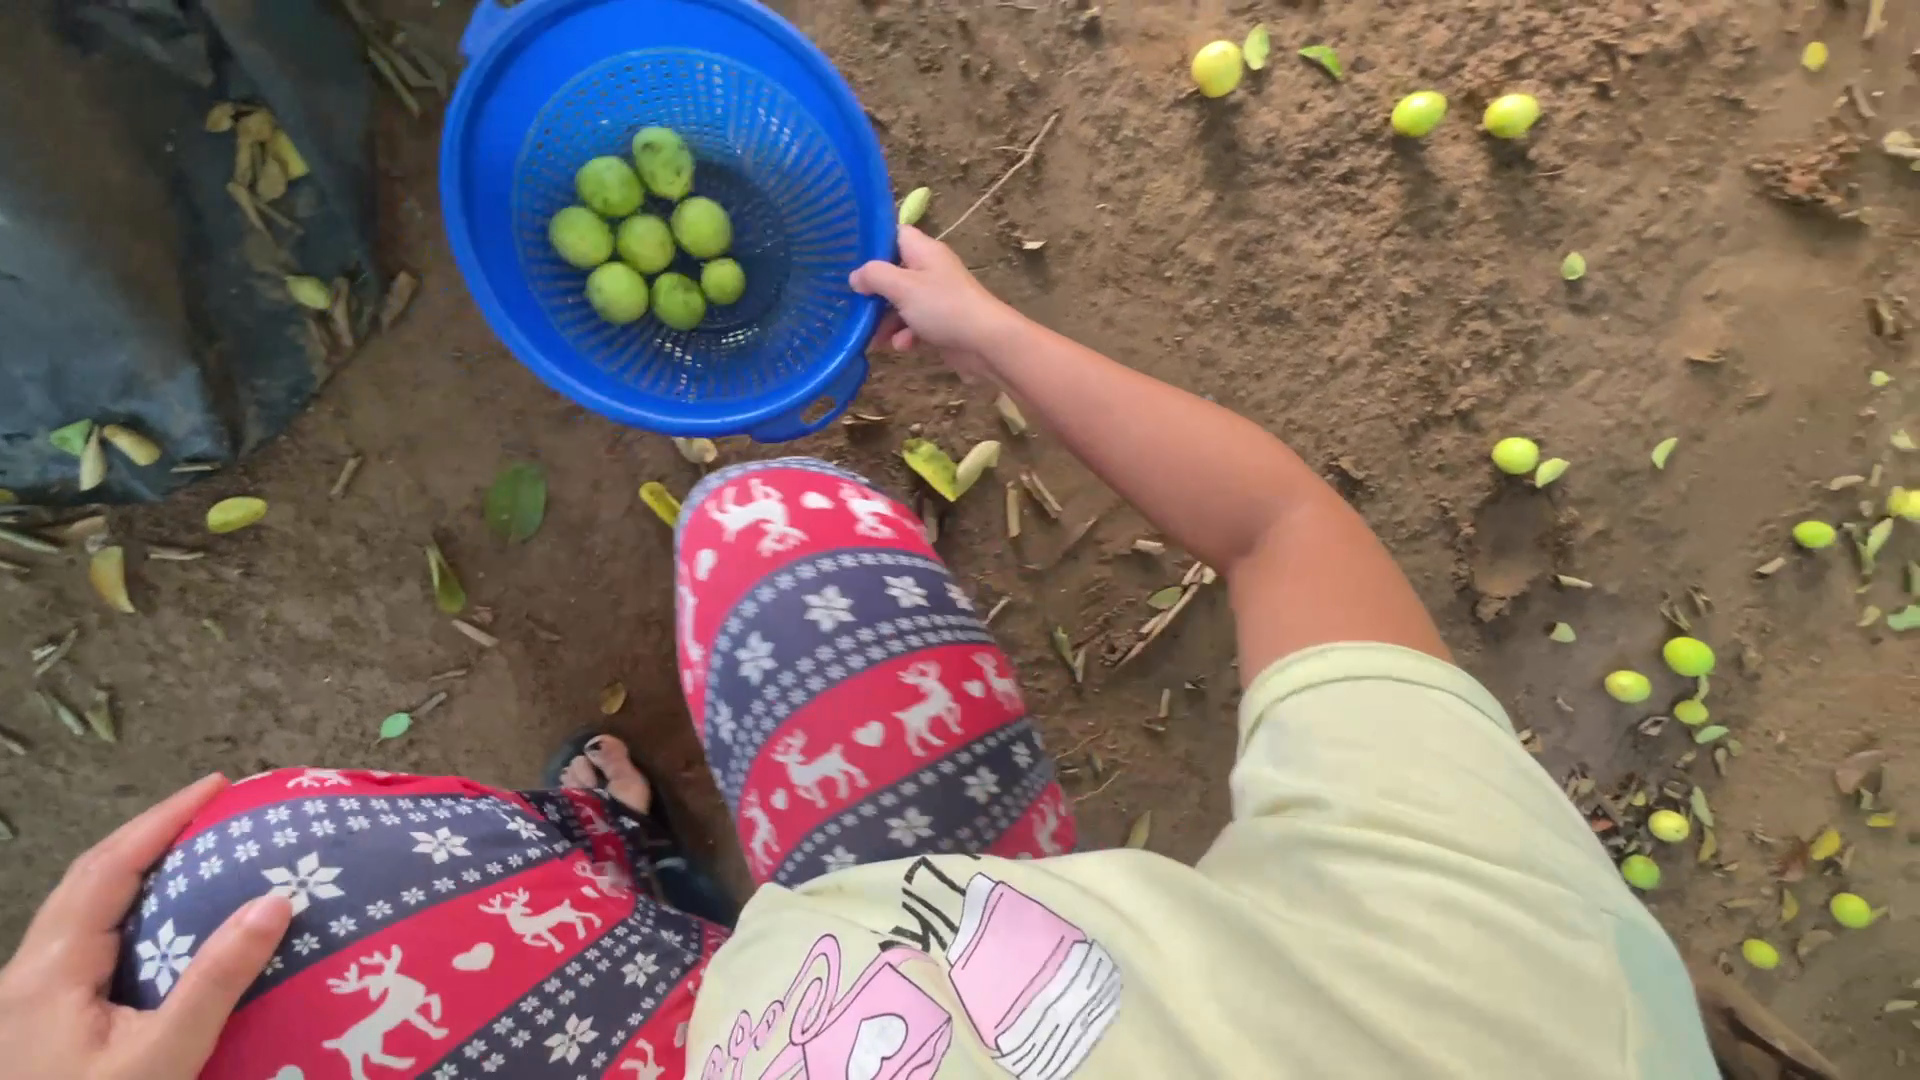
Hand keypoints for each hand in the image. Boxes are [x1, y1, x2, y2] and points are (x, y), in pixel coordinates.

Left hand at [0, 774, 292, 1079]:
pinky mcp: (46, 1021)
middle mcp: (29, 977)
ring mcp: (33, 1001)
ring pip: (87, 911)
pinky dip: (140, 903)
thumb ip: (216, 978)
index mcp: (47, 975)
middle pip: (88, 882)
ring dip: (144, 867)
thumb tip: (278, 899)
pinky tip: (177, 915)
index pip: (105, 872)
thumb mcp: (162, 1056)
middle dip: (152, 834)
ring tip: (205, 847)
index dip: (159, 822)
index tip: (216, 786)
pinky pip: (96, 939)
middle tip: (217, 807)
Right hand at [850, 225, 1024, 376]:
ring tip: (873, 338)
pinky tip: (902, 346)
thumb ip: (874, 276)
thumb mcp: (902, 287)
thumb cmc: (943, 307)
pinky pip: (915, 325)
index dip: (873, 245)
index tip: (850, 261)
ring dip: (886, 321)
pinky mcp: (941, 324)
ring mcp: (937, 298)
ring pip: (901, 304)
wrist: (985, 343)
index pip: (895, 235)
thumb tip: (855, 276)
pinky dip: (905, 335)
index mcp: (924, 251)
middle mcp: (930, 271)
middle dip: (874, 293)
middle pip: (894, 274)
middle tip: (854, 306)